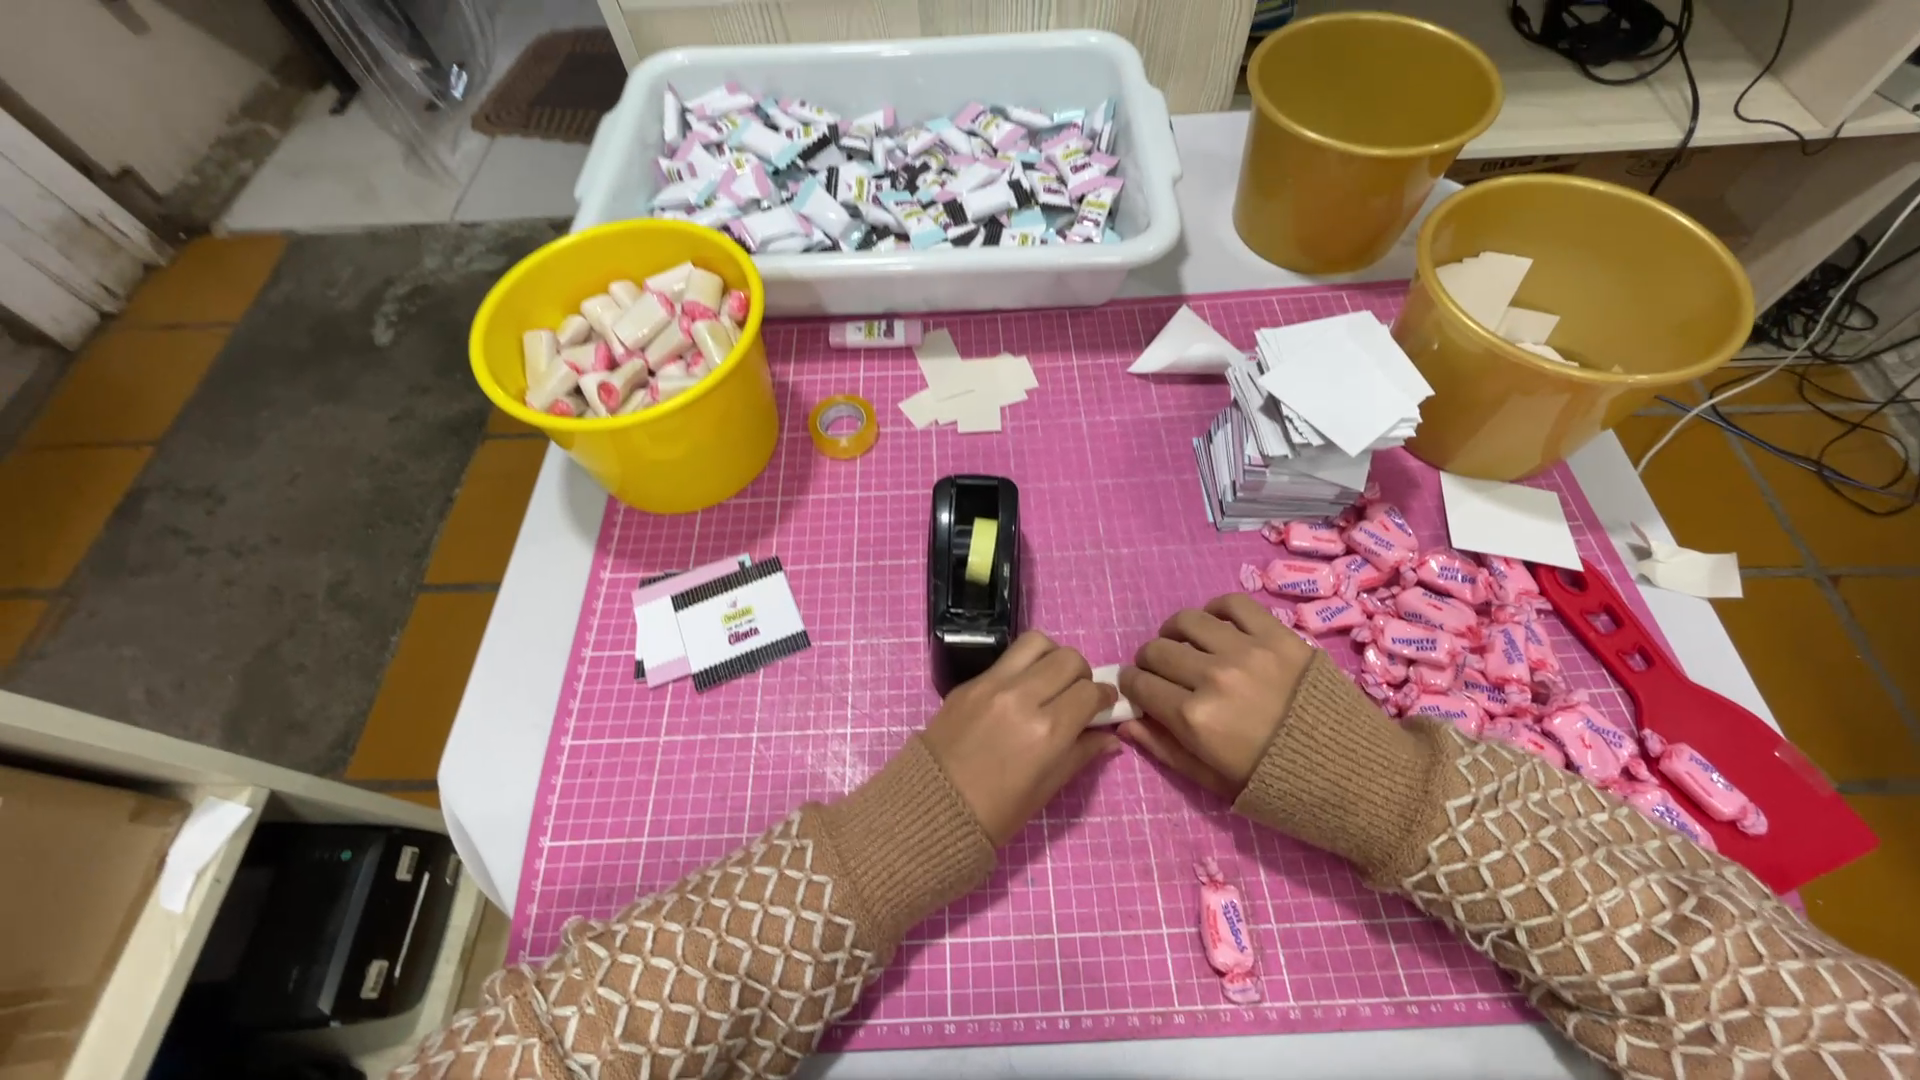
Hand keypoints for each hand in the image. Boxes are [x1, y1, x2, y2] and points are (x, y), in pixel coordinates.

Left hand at [922, 631, 1120, 845]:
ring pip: (1038, 643)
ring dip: (1053, 658)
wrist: (932, 808)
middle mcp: (1023, 698)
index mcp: (1048, 731)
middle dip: (1082, 675)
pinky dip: (1024, 666)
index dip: (1104, 697)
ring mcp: (993, 685)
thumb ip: (1082, 753)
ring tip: (1050, 681)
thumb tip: (1110, 736)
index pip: (1091, 692)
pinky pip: (1007, 658)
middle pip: (1069, 659)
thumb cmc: (998, 812)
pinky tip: (1021, 689)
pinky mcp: (970, 682)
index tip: (1104, 705)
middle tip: (1077, 695)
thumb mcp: (1048, 788)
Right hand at [1118, 593, 1313, 797]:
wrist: (1358, 776)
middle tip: (1161, 673)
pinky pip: (1232, 604)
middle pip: (1157, 650)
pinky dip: (1214, 611)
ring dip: (1175, 633)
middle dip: (1149, 662)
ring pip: (1187, 621)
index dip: (1130, 686)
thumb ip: (1165, 749)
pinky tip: (1216, 628)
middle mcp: (1214, 677)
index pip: (1139, 685)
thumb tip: (1125, 725)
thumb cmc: (1280, 787)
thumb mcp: (1213, 782)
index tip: (1136, 689)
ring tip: (1185, 646)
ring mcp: (1247, 651)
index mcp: (1195, 718)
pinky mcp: (1278, 635)